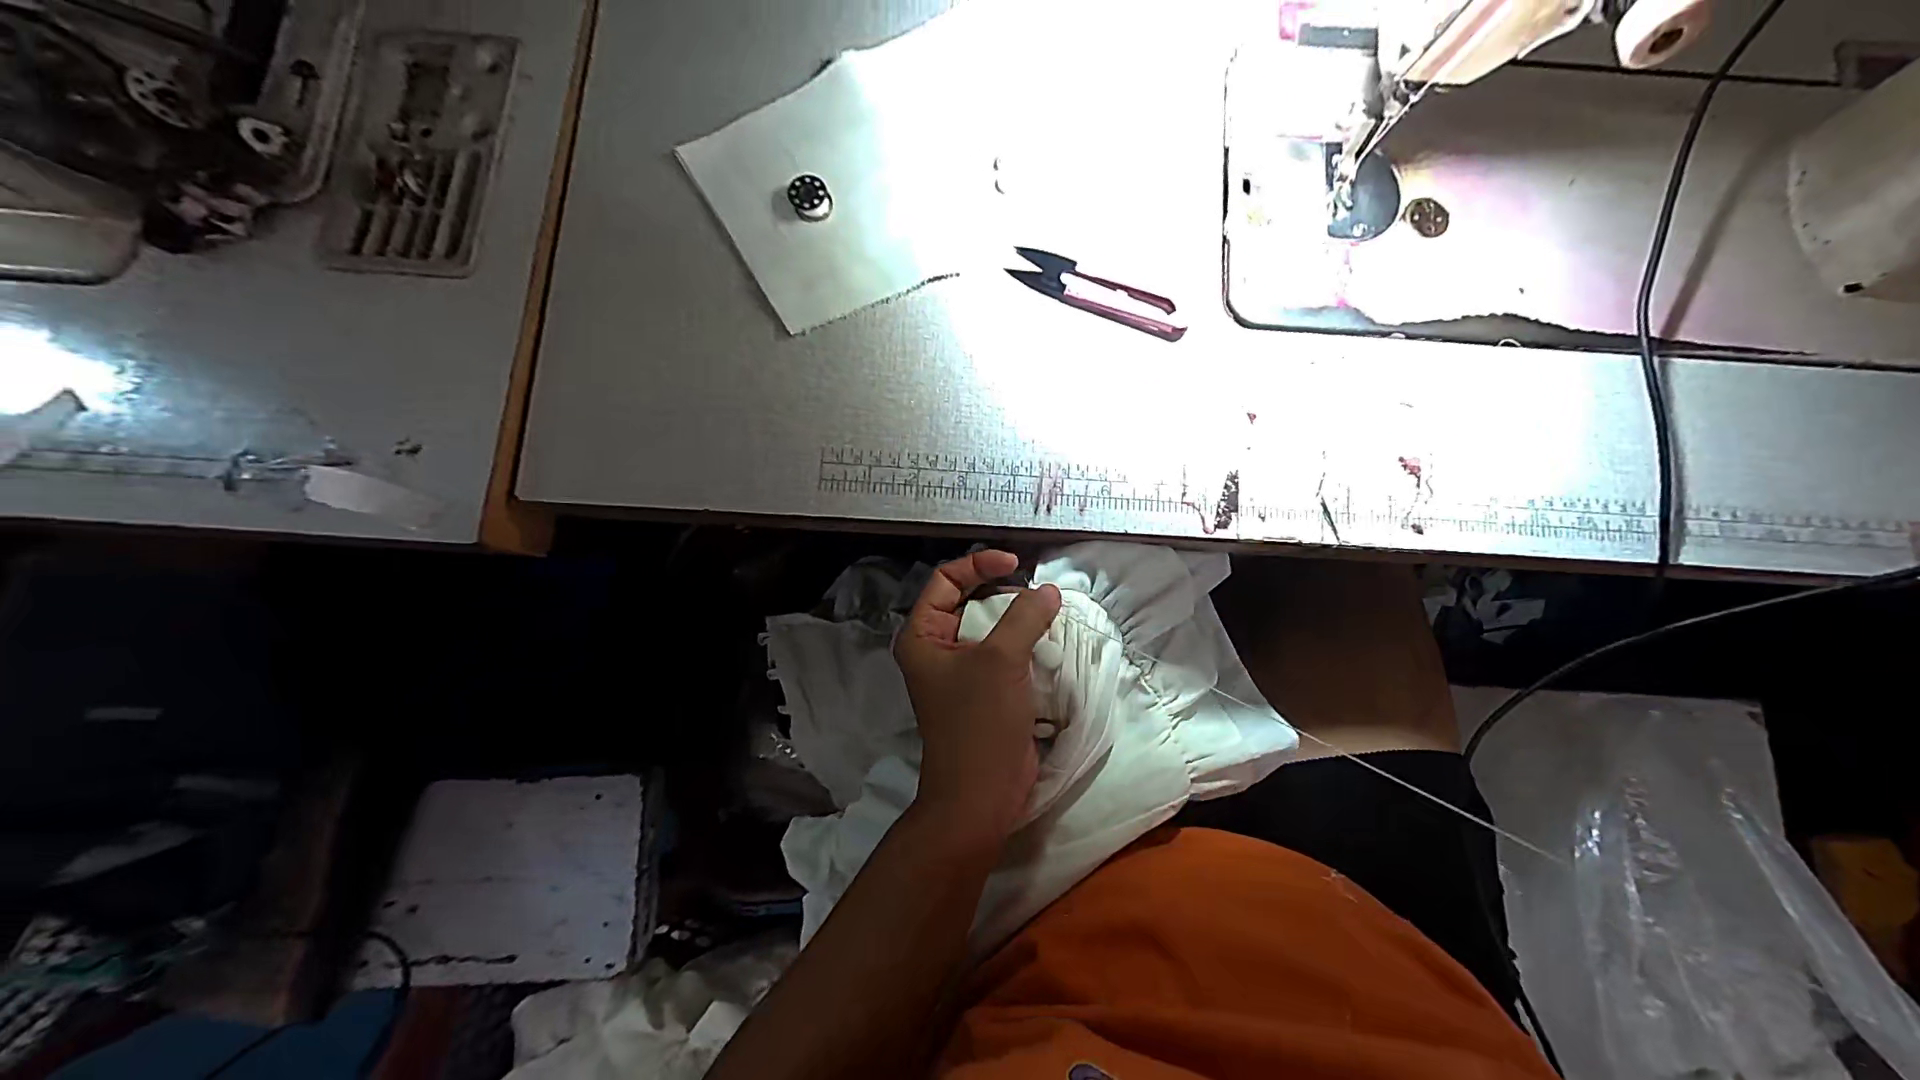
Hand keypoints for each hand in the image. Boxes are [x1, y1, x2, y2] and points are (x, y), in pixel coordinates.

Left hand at [894, 550, 1061, 845]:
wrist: (981, 795)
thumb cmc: (978, 723)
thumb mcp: (1000, 661)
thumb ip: (1025, 617)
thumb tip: (1048, 591)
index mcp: (922, 635)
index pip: (946, 580)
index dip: (979, 564)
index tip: (1017, 563)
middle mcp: (937, 648)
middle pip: (970, 600)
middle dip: (1004, 592)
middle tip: (1037, 592)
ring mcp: (962, 671)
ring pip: (992, 628)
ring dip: (1020, 619)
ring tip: (1048, 614)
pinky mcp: (986, 690)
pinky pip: (1006, 654)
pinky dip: (1026, 644)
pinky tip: (1050, 642)